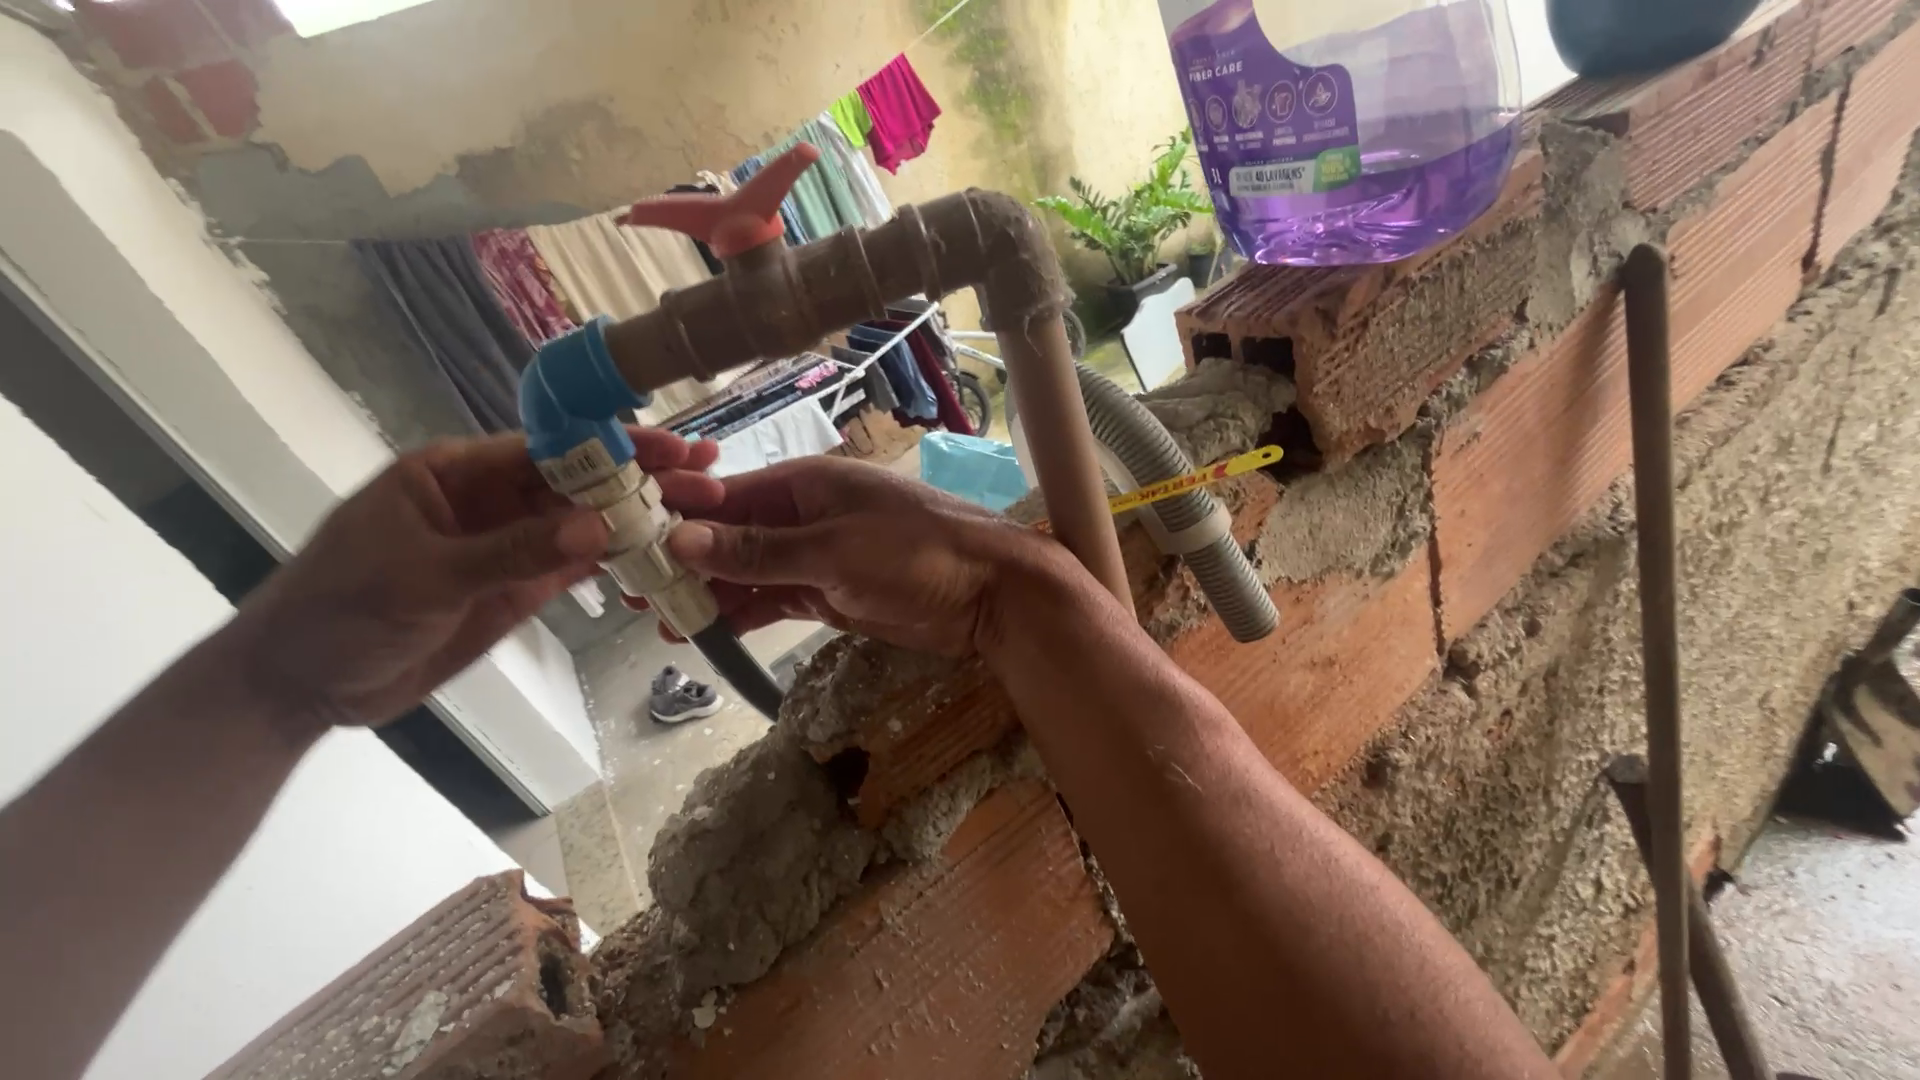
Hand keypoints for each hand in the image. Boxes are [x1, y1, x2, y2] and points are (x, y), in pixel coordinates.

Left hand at [231, 430, 722, 732]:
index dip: (614, 445)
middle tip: (710, 477)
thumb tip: (605, 526)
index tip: (673, 447)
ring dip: (643, 516)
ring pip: (589, 521)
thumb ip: (517, 550)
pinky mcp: (522, 586)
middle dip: (644, 477)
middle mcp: (492, 500)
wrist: (302, 685)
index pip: (548, 449)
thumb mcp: (425, 575)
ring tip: (704, 511)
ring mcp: (512, 544)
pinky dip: (621, 558)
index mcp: (456, 473)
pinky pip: (580, 563)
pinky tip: (665, 551)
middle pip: (580, 481)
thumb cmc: (342, 610)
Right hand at [647, 456, 1071, 656]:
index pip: (725, 494)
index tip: (625, 539)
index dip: (675, 514)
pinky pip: (775, 598)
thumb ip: (760, 550)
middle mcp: (803, 516)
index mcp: (804, 485)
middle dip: (684, 559)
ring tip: (658, 620)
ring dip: (708, 592)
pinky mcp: (830, 593)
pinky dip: (744, 612)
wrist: (990, 595)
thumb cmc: (917, 555)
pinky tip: (708, 632)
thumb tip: (681, 538)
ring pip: (748, 570)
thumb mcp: (834, 550)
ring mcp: (816, 556)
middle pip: (730, 534)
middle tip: (632, 590)